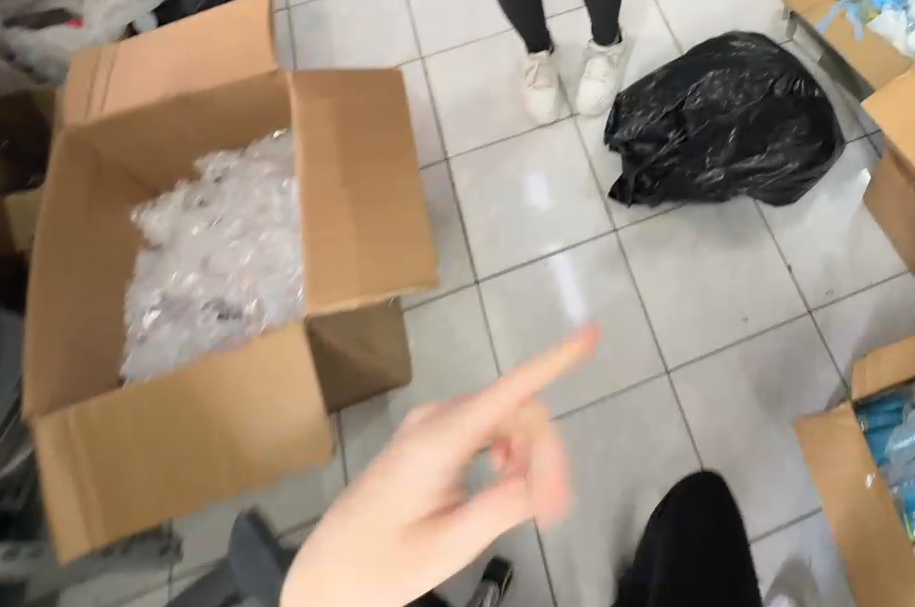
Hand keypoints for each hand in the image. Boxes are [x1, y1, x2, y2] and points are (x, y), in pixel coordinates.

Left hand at [281, 325, 599, 606]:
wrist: (322, 580)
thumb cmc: (379, 567)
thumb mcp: (448, 546)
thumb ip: (503, 505)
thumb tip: (548, 476)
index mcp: (440, 438)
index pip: (510, 389)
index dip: (554, 360)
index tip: (591, 334)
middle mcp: (439, 417)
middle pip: (515, 413)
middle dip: (543, 452)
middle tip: (553, 509)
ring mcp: (433, 424)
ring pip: (504, 422)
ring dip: (526, 456)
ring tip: (528, 506)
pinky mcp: (432, 438)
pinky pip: (486, 430)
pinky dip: (506, 455)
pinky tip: (504, 486)